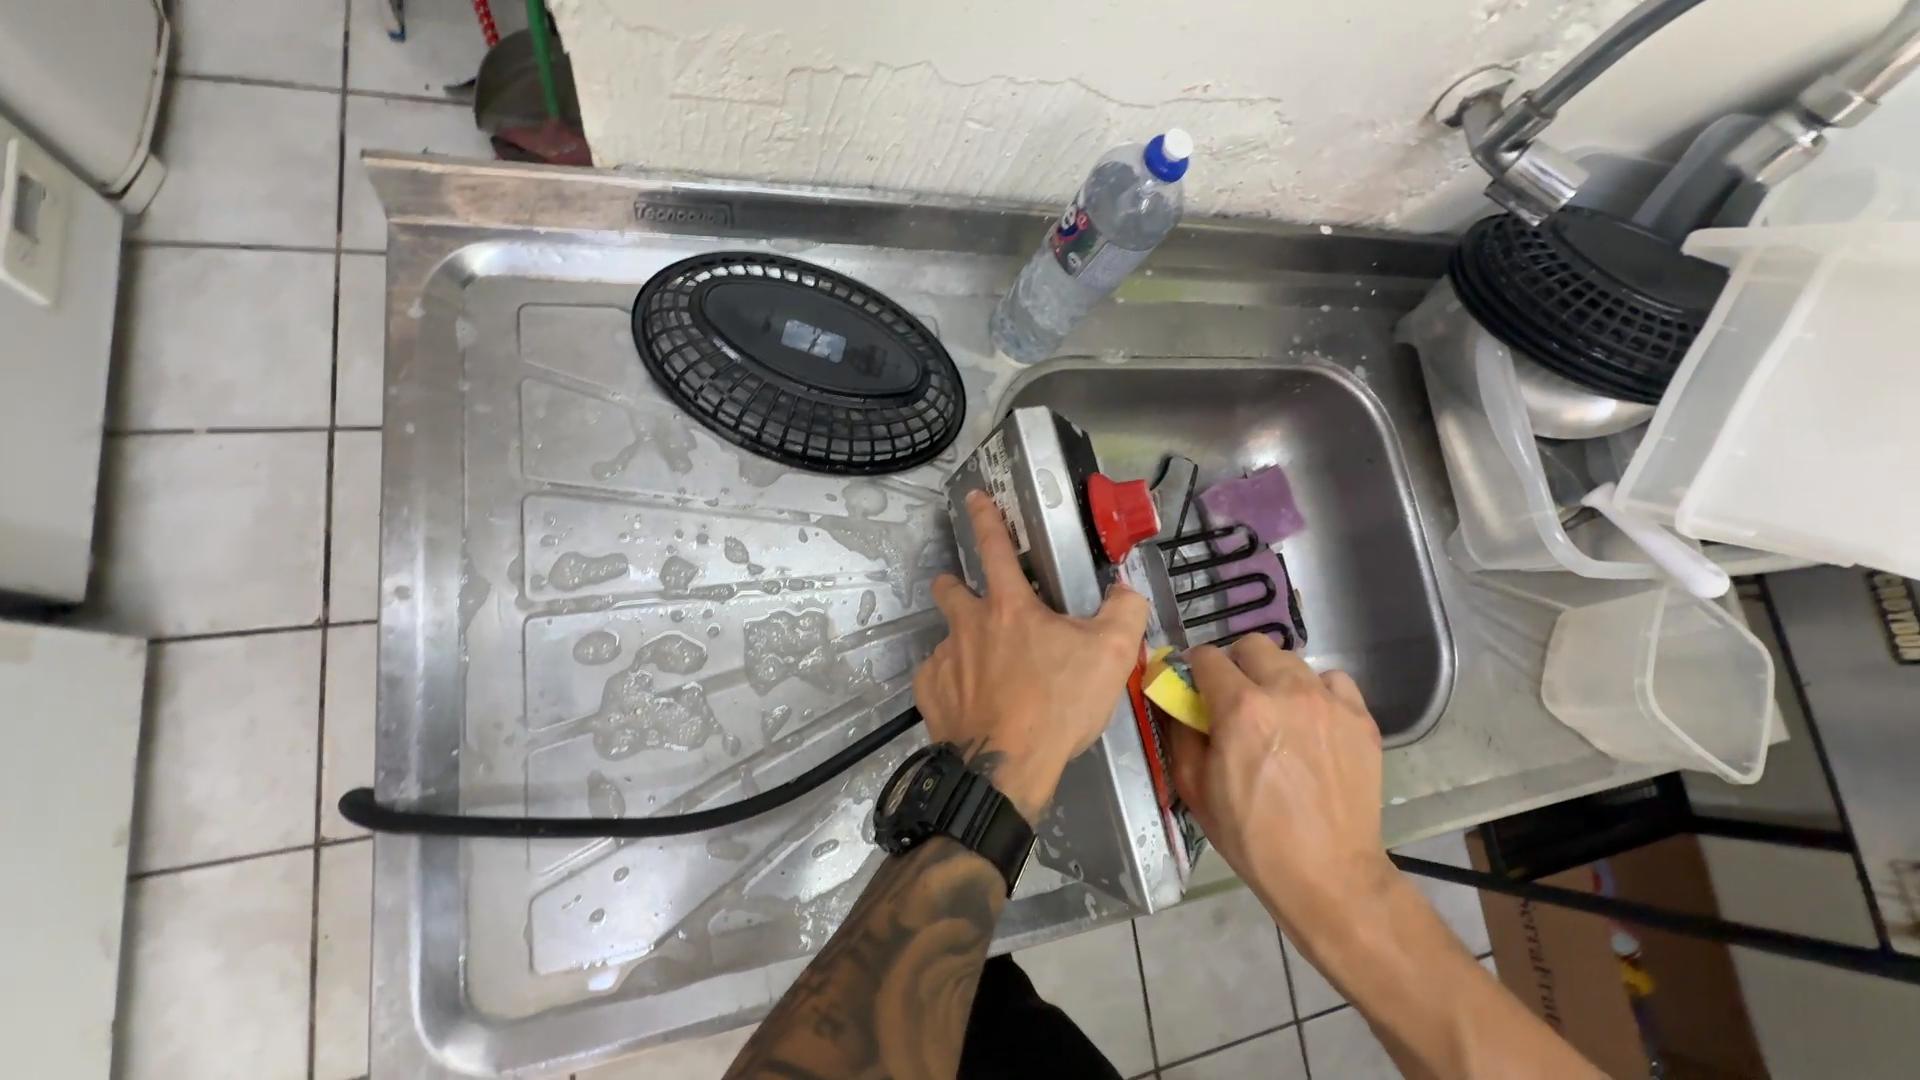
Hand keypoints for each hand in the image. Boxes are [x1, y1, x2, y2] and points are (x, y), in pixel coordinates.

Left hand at [914, 491, 1149, 822]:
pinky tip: (974, 705)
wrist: (1005, 767)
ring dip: (964, 645)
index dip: (985, 518)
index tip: (973, 498)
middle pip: (949, 588)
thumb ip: (1125, 612)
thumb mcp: (1111, 656)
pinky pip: (939, 678)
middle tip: (975, 604)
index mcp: (1009, 607)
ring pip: (948, 638)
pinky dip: (954, 684)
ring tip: (989, 675)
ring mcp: (944, 659)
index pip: (993, 547)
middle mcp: (968, 625)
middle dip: (955, 586)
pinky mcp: (929, 692)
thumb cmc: (1057, 706)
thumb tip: (1125, 590)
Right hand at [1166, 635, 1392, 938]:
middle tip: (1234, 697)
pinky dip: (1316, 692)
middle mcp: (1287, 691)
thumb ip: (1181, 731)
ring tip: (1276, 711)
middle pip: (1253, 645)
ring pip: (1293, 660)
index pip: (1207, 657)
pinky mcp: (1361, 718)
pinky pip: (1332, 682)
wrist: (1328, 875)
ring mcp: (1330, 702)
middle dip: (1235, 664)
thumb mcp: (1194, 787)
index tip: (1195, 687)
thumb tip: (1178, 701)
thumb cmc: (1251, 837)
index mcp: (1240, 707)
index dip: (1194, 669)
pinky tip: (1311, 721)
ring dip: (1275, 677)